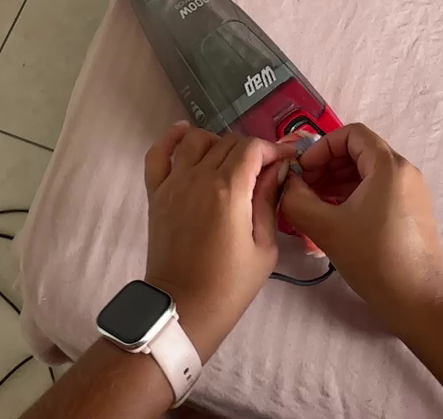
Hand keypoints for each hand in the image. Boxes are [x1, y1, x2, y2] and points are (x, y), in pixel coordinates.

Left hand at [142, 122, 295, 359]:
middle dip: (251, 150)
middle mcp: (199, 176)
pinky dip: (171, 138)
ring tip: (229, 161)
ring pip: (197, 140)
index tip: (286, 160)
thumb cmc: (229, 285)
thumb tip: (277, 169)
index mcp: (229, 189)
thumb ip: (269, 200)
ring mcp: (174, 182)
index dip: (273, 149)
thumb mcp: (265, 247)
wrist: (183, 310)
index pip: (253, 148)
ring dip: (217, 143)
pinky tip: (186, 133)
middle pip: (228, 142)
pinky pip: (158, 153)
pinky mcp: (156, 193)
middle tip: (264, 169)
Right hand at [278, 123, 442, 323]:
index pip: (352, 134)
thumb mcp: (327, 228)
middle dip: (327, 164)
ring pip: (368, 173)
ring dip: (338, 181)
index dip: (322, 146)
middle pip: (359, 152)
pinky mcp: (413, 212)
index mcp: (389, 165)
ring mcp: (412, 192)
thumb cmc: (374, 259)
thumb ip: (297, 200)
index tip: (303, 169)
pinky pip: (379, 190)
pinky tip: (335, 217)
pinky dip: (354, 195)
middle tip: (303, 187)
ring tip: (314, 204)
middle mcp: (405, 171)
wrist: (420, 304)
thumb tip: (285, 183)